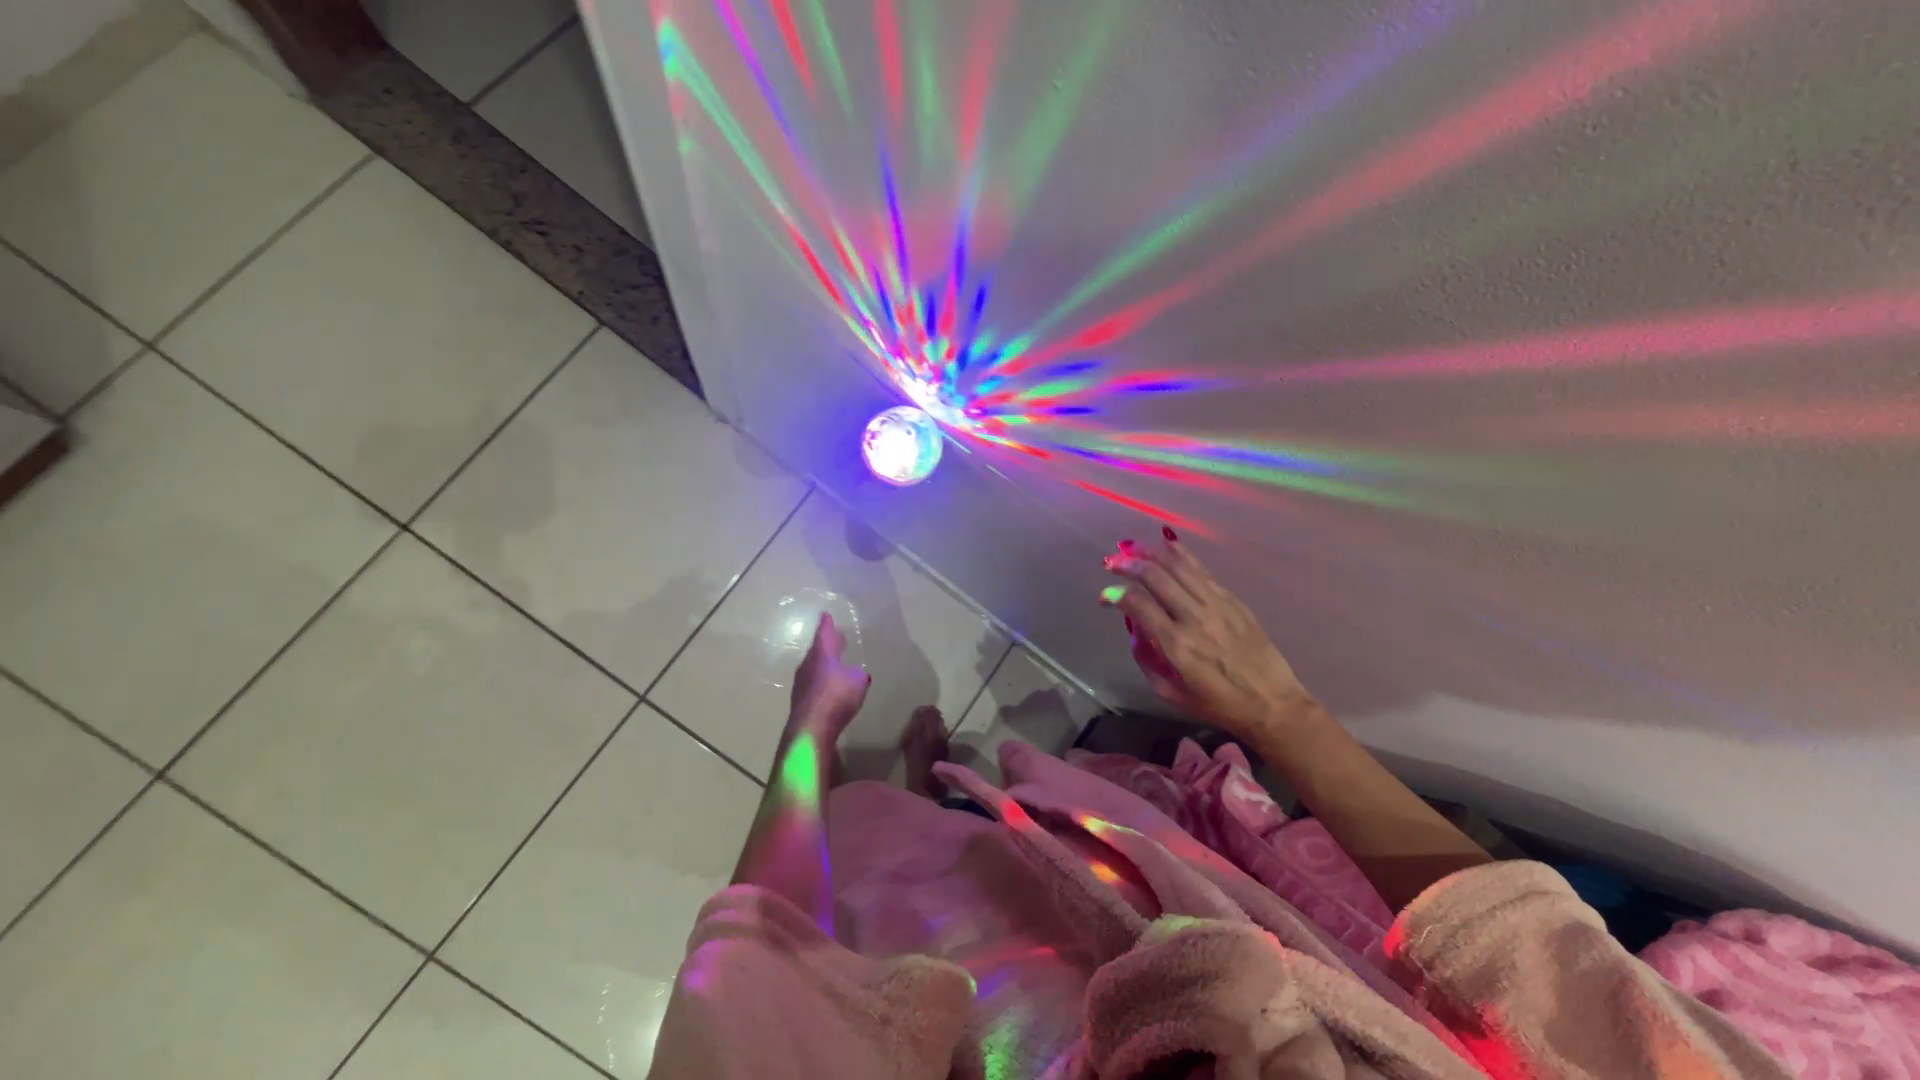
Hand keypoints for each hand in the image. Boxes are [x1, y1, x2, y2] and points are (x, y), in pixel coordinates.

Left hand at [788, 613, 870, 738]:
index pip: (824, 634)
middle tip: (836, 638)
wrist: (812, 728)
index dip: (827, 625)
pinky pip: (814, 685)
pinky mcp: (801, 702)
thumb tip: (855, 675)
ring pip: (815, 668)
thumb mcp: (858, 681)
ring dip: (825, 664)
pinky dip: (823, 682)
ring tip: (836, 662)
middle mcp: (808, 665)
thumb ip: (857, 675)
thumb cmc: (837, 696)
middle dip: (828, 644)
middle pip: (818, 651)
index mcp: (821, 654)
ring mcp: (802, 684)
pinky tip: (831, 687)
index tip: (826, 615)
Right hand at [1100, 535, 1313, 740]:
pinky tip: (1166, 545)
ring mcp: (1216, 604)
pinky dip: (1180, 554)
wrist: (1272, 702)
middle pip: (1155, 576)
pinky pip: (1201, 569)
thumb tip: (1135, 628)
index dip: (1114, 595)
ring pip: (1178, 565)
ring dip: (1151, 551)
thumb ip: (1146, 659)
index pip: (1137, 604)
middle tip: (1111, 562)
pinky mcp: (1232, 599)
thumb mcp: (1171, 693)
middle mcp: (1194, 617)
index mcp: (1176, 644)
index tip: (1105, 597)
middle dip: (1127, 564)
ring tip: (1132, 546)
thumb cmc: (1218, 704)